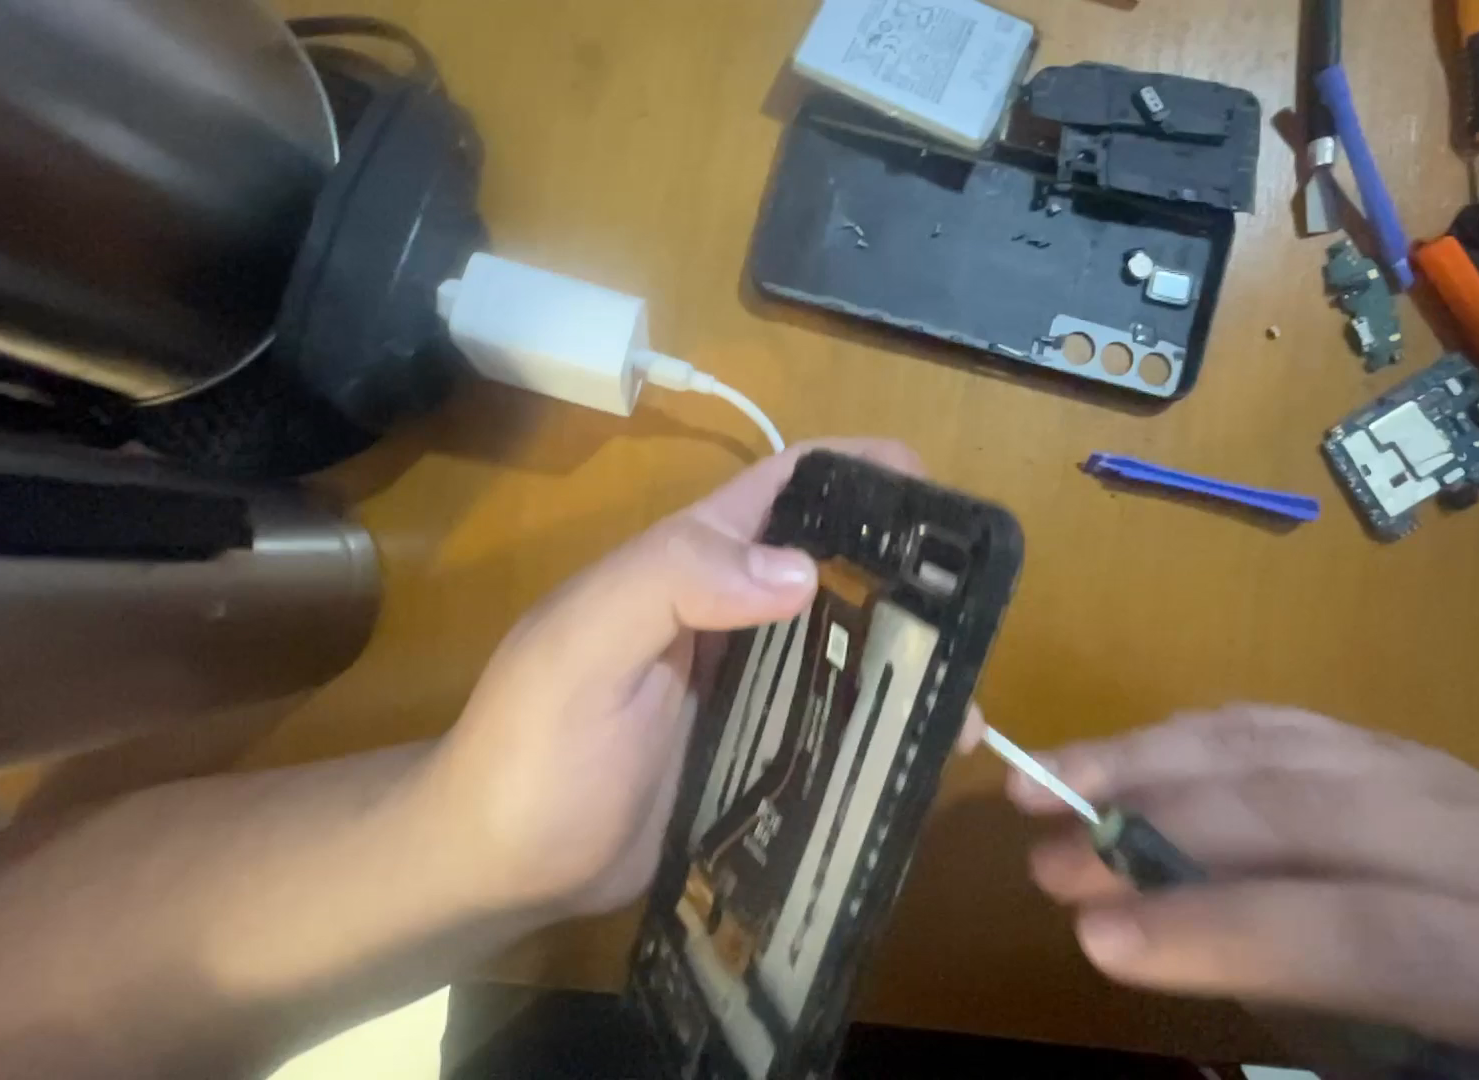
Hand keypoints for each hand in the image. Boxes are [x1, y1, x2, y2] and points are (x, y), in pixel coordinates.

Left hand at [427, 439, 921, 920]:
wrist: (503, 861)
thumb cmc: (533, 745)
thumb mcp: (582, 643)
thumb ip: (672, 582)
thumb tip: (800, 570)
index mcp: (689, 561)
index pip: (783, 488)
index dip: (855, 472)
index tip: (934, 494)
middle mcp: (728, 611)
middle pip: (830, 567)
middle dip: (901, 577)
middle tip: (976, 615)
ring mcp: (747, 682)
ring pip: (841, 646)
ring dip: (901, 660)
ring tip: (965, 702)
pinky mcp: (757, 747)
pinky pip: (830, 720)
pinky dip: (876, 725)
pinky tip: (919, 754)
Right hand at [1009, 706, 1478, 1079]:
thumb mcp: (1409, 1065)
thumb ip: (1291, 996)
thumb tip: (1133, 925)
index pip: (1370, 932)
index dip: (1224, 929)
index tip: (1094, 939)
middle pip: (1301, 811)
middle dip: (1156, 832)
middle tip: (1045, 865)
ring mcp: (1426, 771)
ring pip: (1270, 744)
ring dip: (1138, 761)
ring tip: (1041, 785)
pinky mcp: (1374, 742)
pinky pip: (1261, 721)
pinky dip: (1171, 738)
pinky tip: (1108, 757)